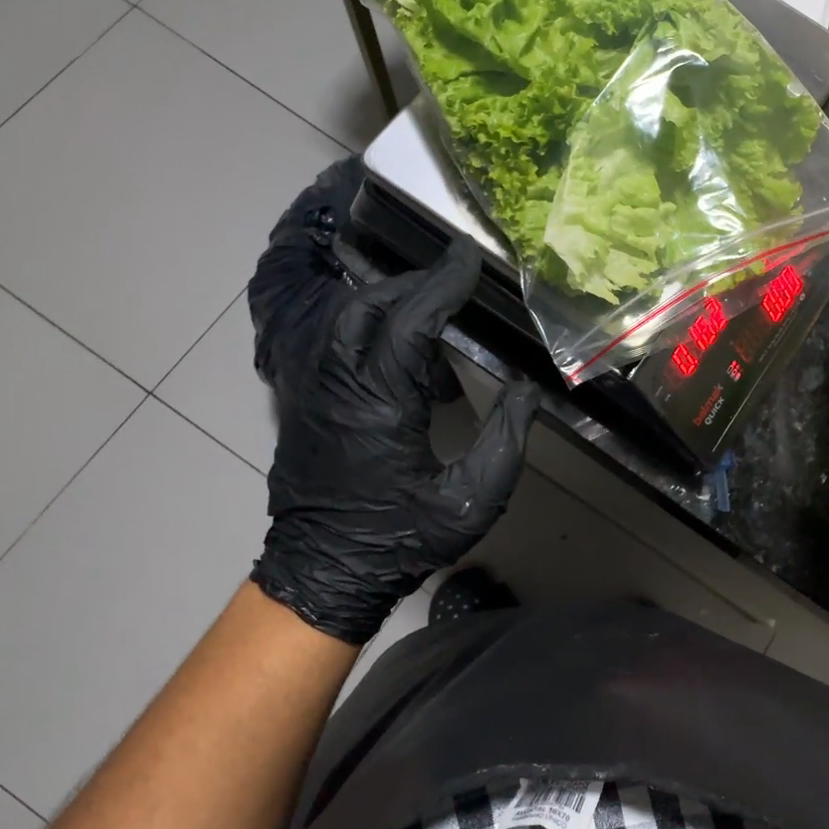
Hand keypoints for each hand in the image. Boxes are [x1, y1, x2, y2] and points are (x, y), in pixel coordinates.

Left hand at [247, 171, 539, 644]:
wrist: (323, 571)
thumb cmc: (401, 540)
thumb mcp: (471, 502)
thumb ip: (505, 439)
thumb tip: (526, 390)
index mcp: (381, 404)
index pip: (411, 320)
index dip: (443, 283)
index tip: (468, 257)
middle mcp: (340, 385)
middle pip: (366, 305)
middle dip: (410, 282)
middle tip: (449, 279)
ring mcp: (313, 391)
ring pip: (340, 318)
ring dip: (382, 297)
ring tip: (423, 302)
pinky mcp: (303, 401)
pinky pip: (328, 339)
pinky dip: (361, 319)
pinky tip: (387, 331)